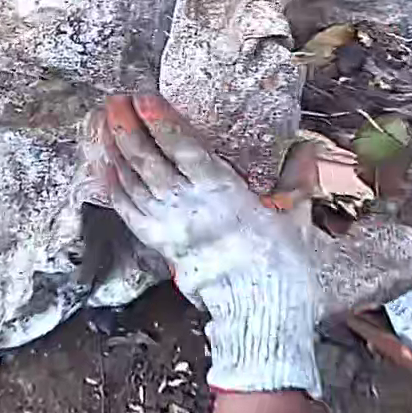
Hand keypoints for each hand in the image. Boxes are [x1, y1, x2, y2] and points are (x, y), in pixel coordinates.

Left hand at [86, 94, 321, 396]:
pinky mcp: (156, 242)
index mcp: (220, 192)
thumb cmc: (280, 265)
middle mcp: (186, 204)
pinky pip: (126, 210)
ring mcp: (166, 224)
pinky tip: (103, 166)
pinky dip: (112, 185)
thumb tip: (309, 147)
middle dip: (126, 126)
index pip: (182, 148)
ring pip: (131, 180)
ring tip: (102, 122)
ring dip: (114, 149)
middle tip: (115, 100)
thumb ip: (297, 177)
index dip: (161, 120)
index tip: (144, 97)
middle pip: (146, 159)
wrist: (259, 315)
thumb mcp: (293, 216)